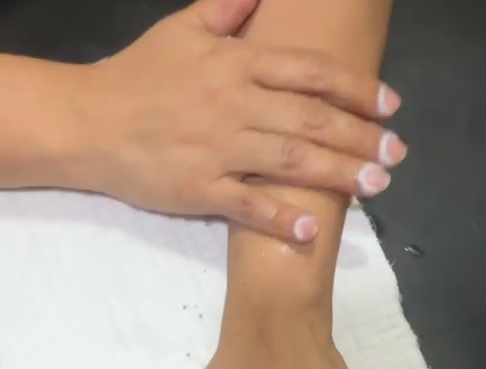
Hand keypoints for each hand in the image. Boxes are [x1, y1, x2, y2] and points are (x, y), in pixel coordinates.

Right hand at [74, 0, 404, 242]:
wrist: (90, 123)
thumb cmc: (138, 77)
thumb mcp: (183, 28)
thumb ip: (227, 8)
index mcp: (237, 63)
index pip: (310, 73)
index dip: (355, 89)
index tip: (388, 108)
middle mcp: (236, 104)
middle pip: (312, 120)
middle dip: (360, 138)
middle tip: (396, 156)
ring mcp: (219, 149)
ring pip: (290, 160)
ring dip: (338, 174)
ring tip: (374, 187)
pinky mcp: (200, 189)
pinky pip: (248, 205)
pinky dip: (280, 218)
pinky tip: (311, 230)